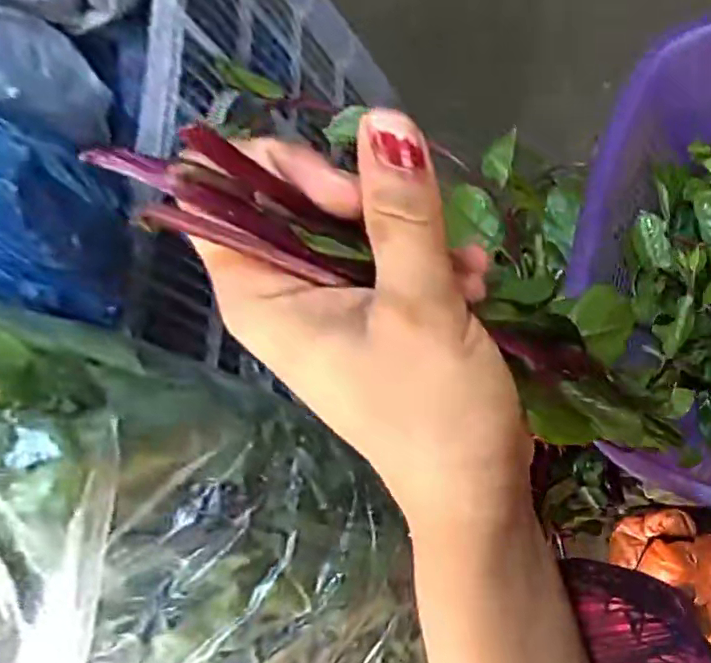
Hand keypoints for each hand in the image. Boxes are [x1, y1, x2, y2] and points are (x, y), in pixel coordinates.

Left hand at [190, 109, 529, 533]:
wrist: (479, 490)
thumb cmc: (438, 410)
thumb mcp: (422, 309)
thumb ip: (406, 217)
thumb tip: (392, 124)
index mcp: (262, 293)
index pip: (231, 187)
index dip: (294, 171)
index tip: (362, 197)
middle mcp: (292, 299)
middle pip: (309, 210)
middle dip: (380, 212)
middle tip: (432, 234)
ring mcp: (346, 319)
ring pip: (368, 244)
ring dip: (424, 245)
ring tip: (473, 273)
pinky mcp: (393, 335)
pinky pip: (403, 279)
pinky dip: (439, 275)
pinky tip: (478, 287)